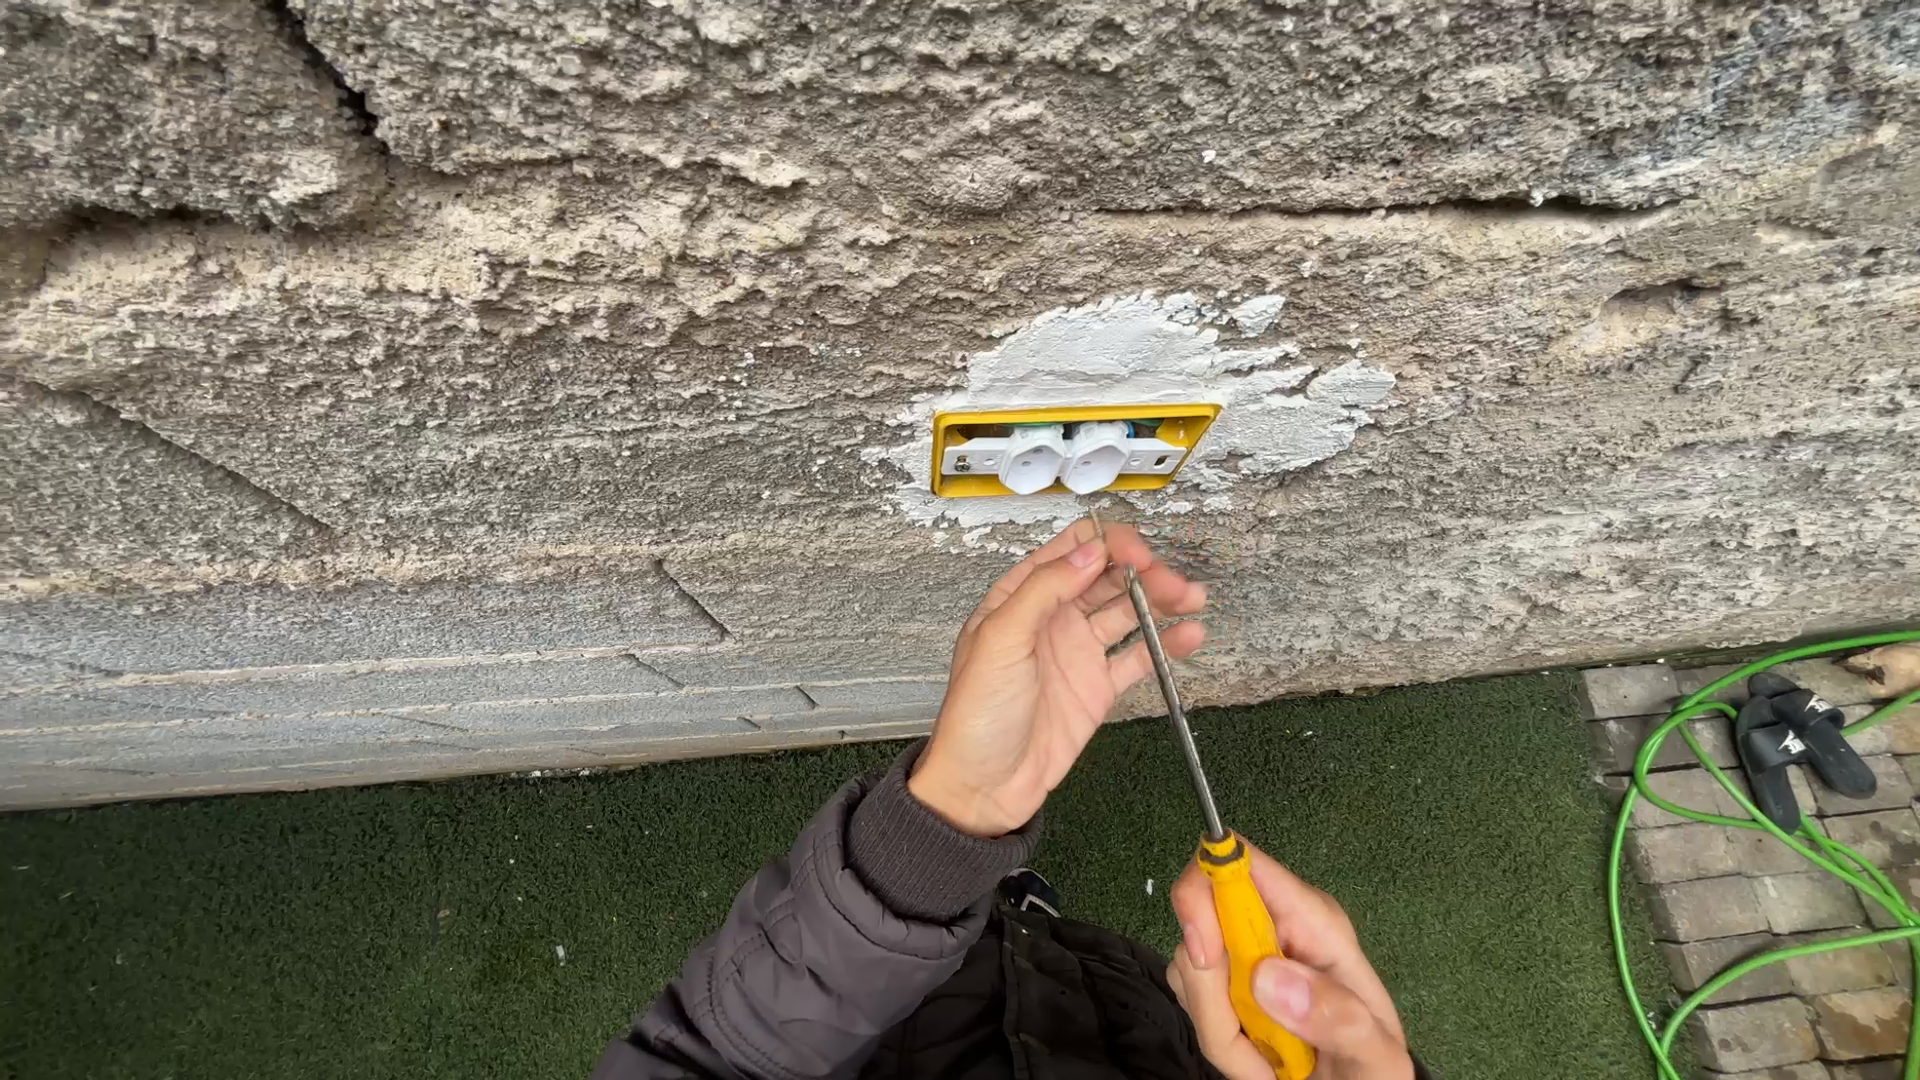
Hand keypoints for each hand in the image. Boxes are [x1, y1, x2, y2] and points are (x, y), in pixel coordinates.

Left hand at [907, 517, 1206, 836]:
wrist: (984, 787)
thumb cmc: (975, 715)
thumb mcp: (1000, 640)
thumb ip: (1043, 591)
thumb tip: (1087, 552)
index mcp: (1021, 598)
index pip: (1071, 551)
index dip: (1108, 544)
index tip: (1138, 555)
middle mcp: (1053, 618)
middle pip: (1107, 577)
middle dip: (1143, 572)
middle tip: (1172, 584)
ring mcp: (1077, 651)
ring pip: (1127, 611)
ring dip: (1161, 600)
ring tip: (1192, 598)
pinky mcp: (1097, 686)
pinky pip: (1138, 655)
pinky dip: (1166, 643)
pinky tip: (1189, 635)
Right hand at [1168, 839, 1412, 1079]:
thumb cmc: (1372, 1073)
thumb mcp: (1377, 1057)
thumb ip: (1338, 1017)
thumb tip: (1266, 975)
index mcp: (1309, 918)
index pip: (1239, 861)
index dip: (1204, 888)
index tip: (1204, 956)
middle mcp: (1269, 922)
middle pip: (1198, 912)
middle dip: (1209, 985)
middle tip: (1246, 1044)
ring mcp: (1240, 949)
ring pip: (1188, 959)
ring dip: (1215, 1022)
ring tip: (1265, 1063)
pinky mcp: (1221, 977)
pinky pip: (1187, 989)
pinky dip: (1213, 1032)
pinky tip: (1253, 1057)